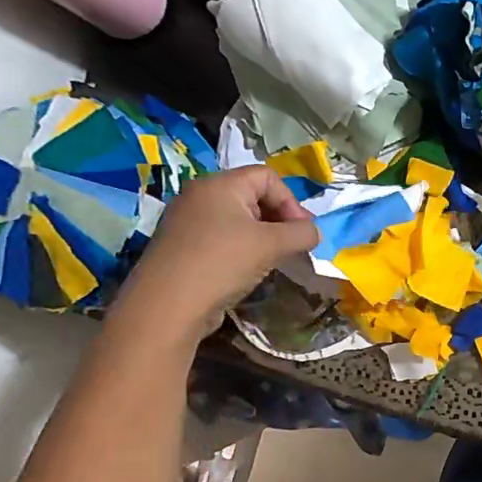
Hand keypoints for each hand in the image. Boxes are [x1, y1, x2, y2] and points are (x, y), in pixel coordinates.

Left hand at [113, 166, 317, 342]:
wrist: (167, 305)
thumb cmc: (222, 263)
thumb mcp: (270, 245)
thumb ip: (300, 234)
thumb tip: (314, 232)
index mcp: (220, 184)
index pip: (267, 176)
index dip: (291, 201)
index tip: (302, 232)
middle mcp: (199, 195)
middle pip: (250, 197)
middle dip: (277, 220)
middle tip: (290, 247)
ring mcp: (186, 222)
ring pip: (234, 221)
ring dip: (259, 238)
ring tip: (270, 262)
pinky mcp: (180, 248)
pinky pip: (218, 240)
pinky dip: (238, 251)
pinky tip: (243, 274)